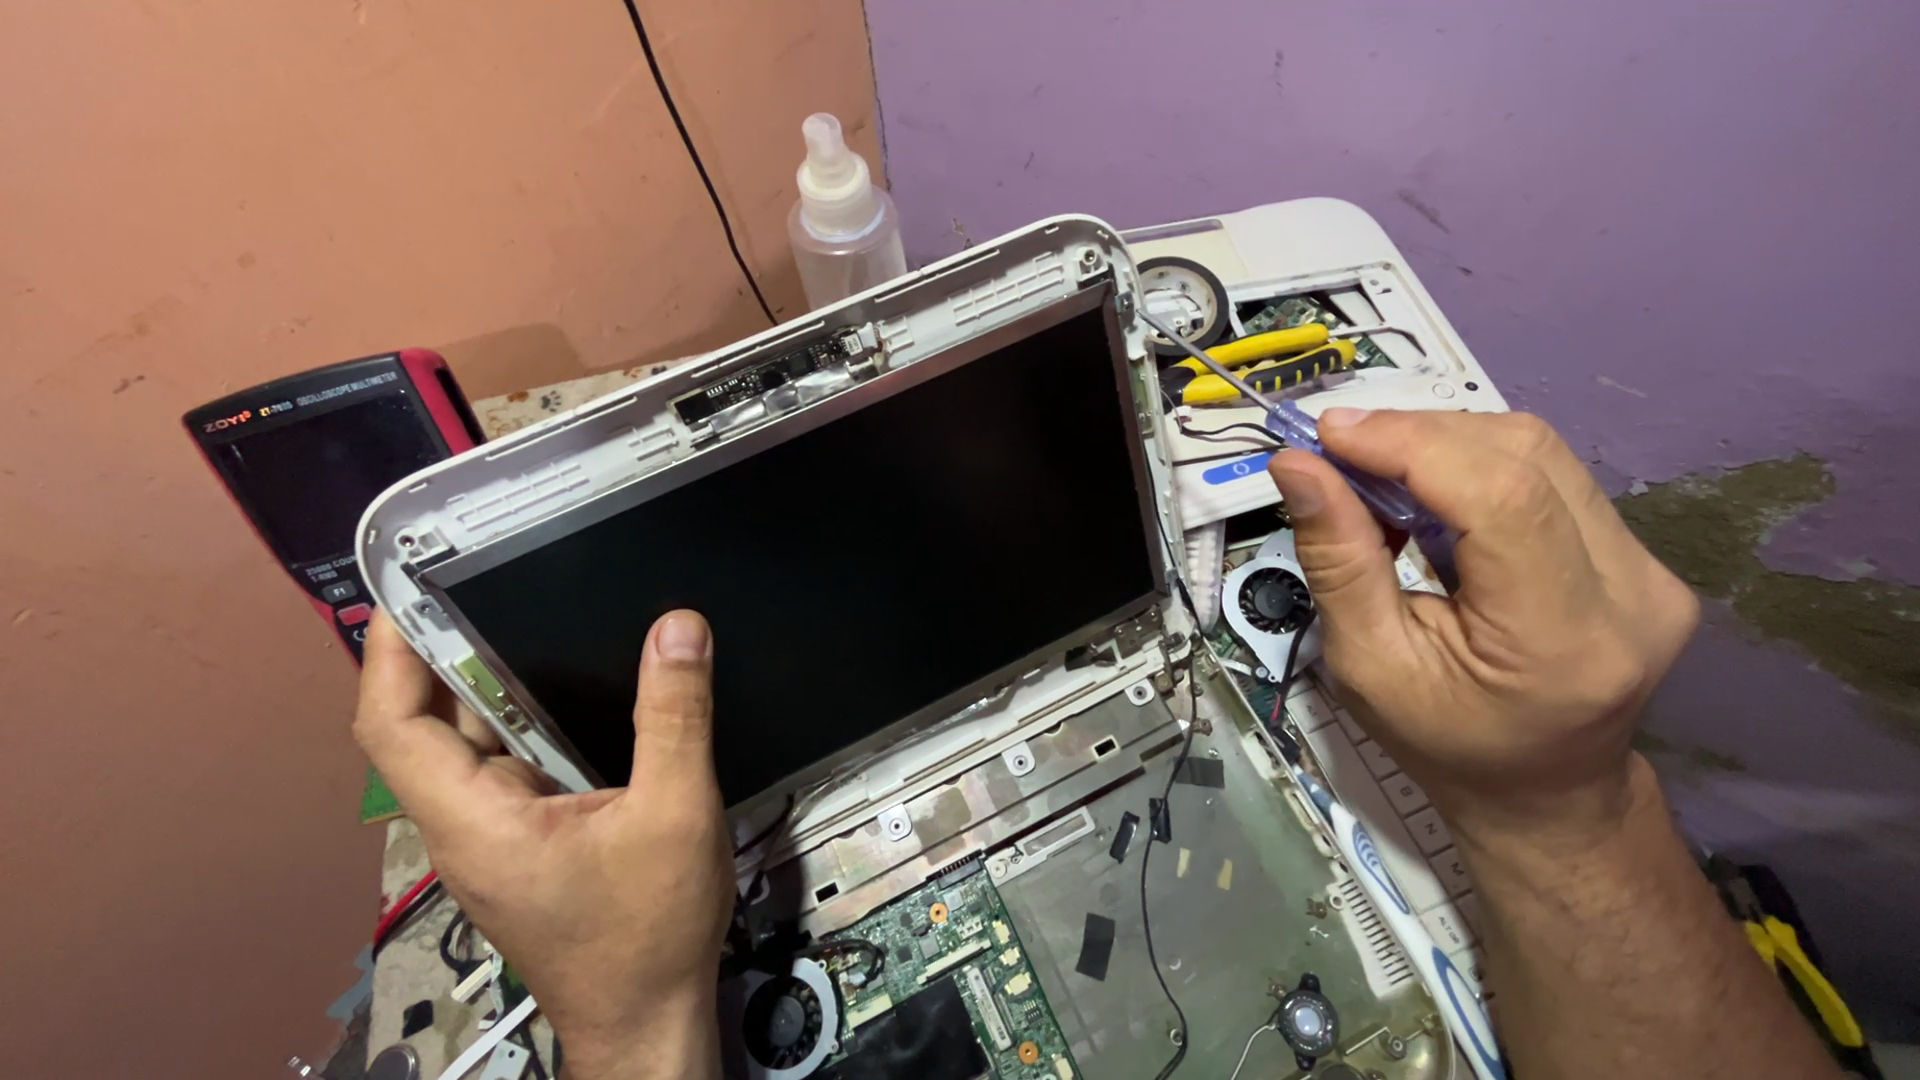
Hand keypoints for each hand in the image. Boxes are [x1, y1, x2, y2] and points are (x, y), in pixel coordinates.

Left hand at [353, 609, 731, 1079]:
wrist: (648, 1018)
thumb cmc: (649, 927)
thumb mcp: (676, 812)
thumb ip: (676, 717)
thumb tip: (679, 629)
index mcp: (476, 819)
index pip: (391, 725)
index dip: (388, 653)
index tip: (407, 590)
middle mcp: (468, 825)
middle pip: (427, 728)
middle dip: (445, 654)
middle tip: (486, 583)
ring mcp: (495, 839)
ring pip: (473, 748)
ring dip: (489, 687)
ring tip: (530, 620)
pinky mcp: (527, 845)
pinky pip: (510, 768)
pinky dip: (525, 721)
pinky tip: (571, 695)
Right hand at [1265, 409, 1697, 840]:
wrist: (1543, 792)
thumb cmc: (1441, 742)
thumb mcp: (1365, 663)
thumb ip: (1336, 561)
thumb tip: (1295, 466)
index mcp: (1559, 637)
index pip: (1502, 497)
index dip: (1411, 446)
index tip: (1330, 435)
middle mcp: (1631, 590)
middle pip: (1526, 456)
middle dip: (1419, 435)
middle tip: (1340, 448)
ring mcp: (1650, 568)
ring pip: (1541, 452)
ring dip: (1444, 442)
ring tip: (1375, 467)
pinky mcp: (1640, 556)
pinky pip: (1550, 475)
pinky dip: (1473, 464)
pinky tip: (1427, 490)